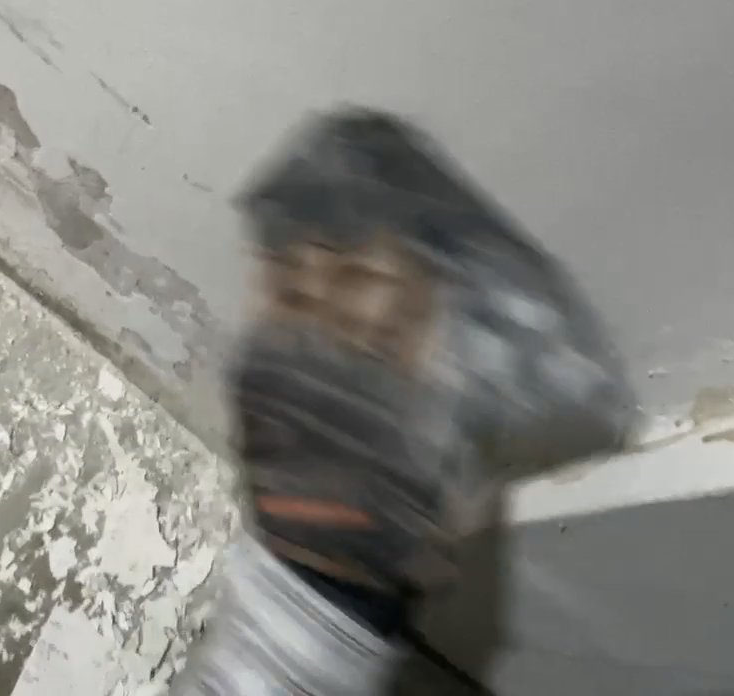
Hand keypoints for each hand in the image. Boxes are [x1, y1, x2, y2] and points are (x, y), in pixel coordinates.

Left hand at [231, 110, 632, 620]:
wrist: (321, 554)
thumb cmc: (391, 519)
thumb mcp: (445, 471)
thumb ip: (456, 413)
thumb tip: (469, 354)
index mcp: (410, 380)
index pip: (419, 305)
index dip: (416, 261)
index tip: (414, 221)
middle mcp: (361, 360)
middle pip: (368, 282)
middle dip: (366, 232)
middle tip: (361, 178)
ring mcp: (307, 360)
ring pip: (319, 284)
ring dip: (318, 236)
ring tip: (315, 187)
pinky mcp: (265, 369)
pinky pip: (269, 306)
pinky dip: (270, 269)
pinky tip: (268, 233)